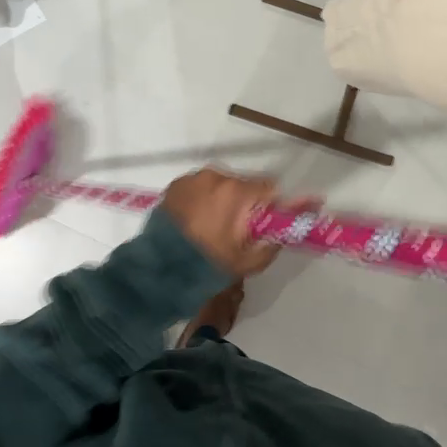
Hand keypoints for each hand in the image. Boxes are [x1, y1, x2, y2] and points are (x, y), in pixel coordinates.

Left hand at [160, 168, 308, 277]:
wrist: (159, 269)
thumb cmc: (207, 265)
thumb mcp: (249, 261)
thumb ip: (274, 241)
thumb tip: (286, 228)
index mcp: (236, 192)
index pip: (270, 188)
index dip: (273, 204)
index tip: (268, 221)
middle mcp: (216, 177)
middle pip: (243, 185)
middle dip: (245, 204)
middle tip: (237, 229)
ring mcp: (192, 179)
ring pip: (220, 185)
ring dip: (222, 200)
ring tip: (212, 225)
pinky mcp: (175, 185)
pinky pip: (199, 188)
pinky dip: (202, 200)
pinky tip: (195, 220)